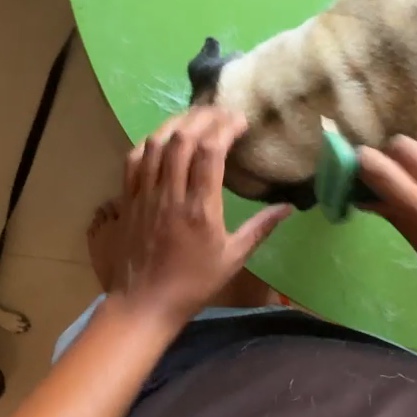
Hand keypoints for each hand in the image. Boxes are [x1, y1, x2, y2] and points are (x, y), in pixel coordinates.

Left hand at [108, 107, 291, 327]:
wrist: (144, 303)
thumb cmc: (193, 284)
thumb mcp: (233, 259)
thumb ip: (260, 228)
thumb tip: (289, 207)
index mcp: (199, 209)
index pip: (209, 152)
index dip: (225, 127)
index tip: (241, 121)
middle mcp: (170, 194)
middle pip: (182, 139)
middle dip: (204, 117)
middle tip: (222, 113)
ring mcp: (145, 194)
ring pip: (157, 143)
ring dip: (177, 123)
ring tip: (197, 117)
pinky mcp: (127, 199)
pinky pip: (134, 159)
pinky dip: (151, 141)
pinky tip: (164, 138)